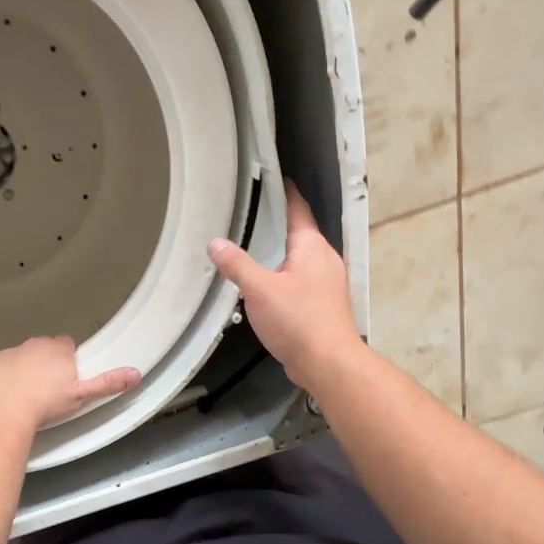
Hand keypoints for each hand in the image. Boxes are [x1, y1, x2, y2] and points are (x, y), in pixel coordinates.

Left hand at [0, 336, 141, 433]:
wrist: (3, 415)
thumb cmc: (45, 406)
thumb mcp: (81, 396)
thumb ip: (107, 383)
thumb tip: (135, 373)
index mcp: (57, 348)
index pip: (66, 345)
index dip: (67, 361)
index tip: (65, 379)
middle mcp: (33, 344)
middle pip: (43, 349)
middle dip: (45, 363)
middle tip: (47, 390)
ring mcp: (8, 352)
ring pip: (21, 357)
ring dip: (24, 370)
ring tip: (26, 396)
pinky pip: (0, 367)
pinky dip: (3, 377)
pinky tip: (6, 396)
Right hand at [206, 181, 360, 378]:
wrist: (328, 362)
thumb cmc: (297, 319)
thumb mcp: (258, 290)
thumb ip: (236, 265)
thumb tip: (215, 243)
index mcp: (311, 247)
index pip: (299, 210)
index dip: (287, 194)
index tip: (276, 181)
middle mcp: (325, 260)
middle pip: (301, 237)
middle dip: (281, 229)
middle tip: (255, 221)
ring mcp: (328, 285)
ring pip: (302, 263)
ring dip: (283, 259)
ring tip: (257, 257)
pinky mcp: (325, 307)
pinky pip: (303, 285)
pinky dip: (287, 282)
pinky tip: (271, 292)